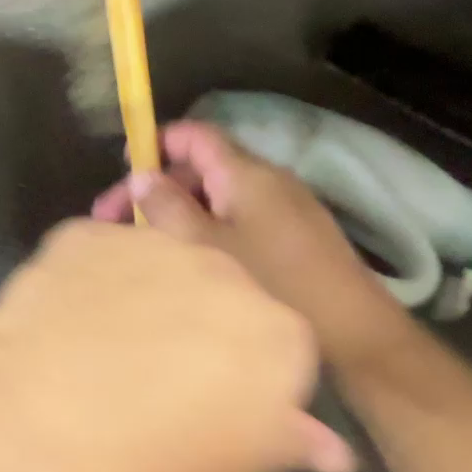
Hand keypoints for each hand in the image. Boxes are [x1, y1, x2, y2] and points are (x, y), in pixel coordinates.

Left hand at [0, 219, 355, 471]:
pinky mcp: (83, 232)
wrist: (35, 418)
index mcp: (279, 333)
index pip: (271, 341)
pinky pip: (93, 252)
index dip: (233, 367)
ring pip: (152, 263)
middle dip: (190, 317)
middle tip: (143, 361)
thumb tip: (328, 449)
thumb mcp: (232, 467)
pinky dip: (81, 277)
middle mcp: (224, 271)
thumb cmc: (143, 459)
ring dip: (133, 290)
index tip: (201, 390)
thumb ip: (283, 439)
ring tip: (92, 338)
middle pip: (215, 288)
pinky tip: (59, 315)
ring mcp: (149, 243)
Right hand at [93, 121, 413, 369]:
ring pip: (214, 197)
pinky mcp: (292, 239)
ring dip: (175, 214)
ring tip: (144, 248)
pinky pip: (235, 220)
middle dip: (154, 188)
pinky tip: (186, 263)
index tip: (122, 172)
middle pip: (198, 167)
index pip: (193, 135)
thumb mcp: (205, 245)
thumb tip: (142, 175)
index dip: (154, 143)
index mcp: (245, 173)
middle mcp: (267, 181)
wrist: (357, 337)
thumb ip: (166, 206)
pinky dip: (202, 231)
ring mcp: (283, 210)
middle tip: (114, 223)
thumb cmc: (273, 284)